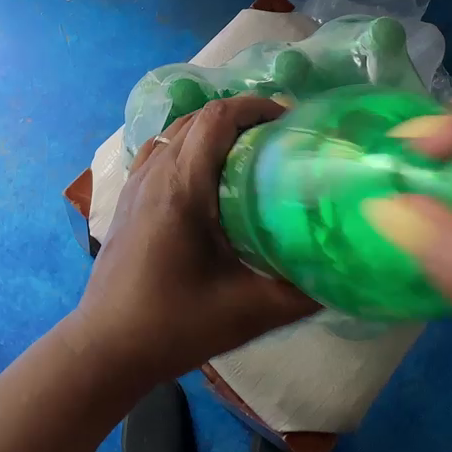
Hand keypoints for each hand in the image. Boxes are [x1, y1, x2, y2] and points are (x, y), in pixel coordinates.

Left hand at [67, 97, 319, 384]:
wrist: (107, 346)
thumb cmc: (175, 323)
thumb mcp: (249, 311)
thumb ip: (301, 291)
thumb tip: (344, 273)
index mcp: (183, 184)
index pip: (217, 117)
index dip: (254, 106)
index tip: (288, 119)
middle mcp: (156, 171)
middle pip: (198, 118)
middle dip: (239, 116)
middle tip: (278, 137)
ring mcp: (136, 181)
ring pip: (176, 132)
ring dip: (212, 128)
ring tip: (248, 152)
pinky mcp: (126, 197)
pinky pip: (160, 150)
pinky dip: (188, 145)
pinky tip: (206, 175)